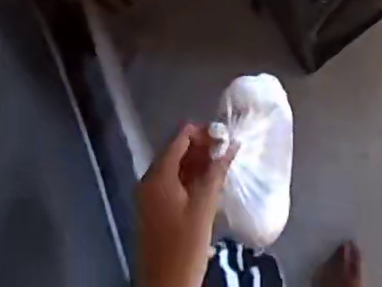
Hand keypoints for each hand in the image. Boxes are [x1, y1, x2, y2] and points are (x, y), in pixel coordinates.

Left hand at [135, 123, 236, 286]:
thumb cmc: (184, 247)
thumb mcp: (204, 207)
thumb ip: (217, 171)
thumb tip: (232, 143)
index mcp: (158, 175)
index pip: (180, 137)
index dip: (204, 133)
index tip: (225, 139)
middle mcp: (149, 180)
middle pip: (176, 150)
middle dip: (202, 148)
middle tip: (226, 154)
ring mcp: (149, 196)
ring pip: (175, 167)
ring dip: (197, 164)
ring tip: (221, 169)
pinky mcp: (153, 210)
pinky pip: (171, 183)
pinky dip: (189, 179)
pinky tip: (207, 186)